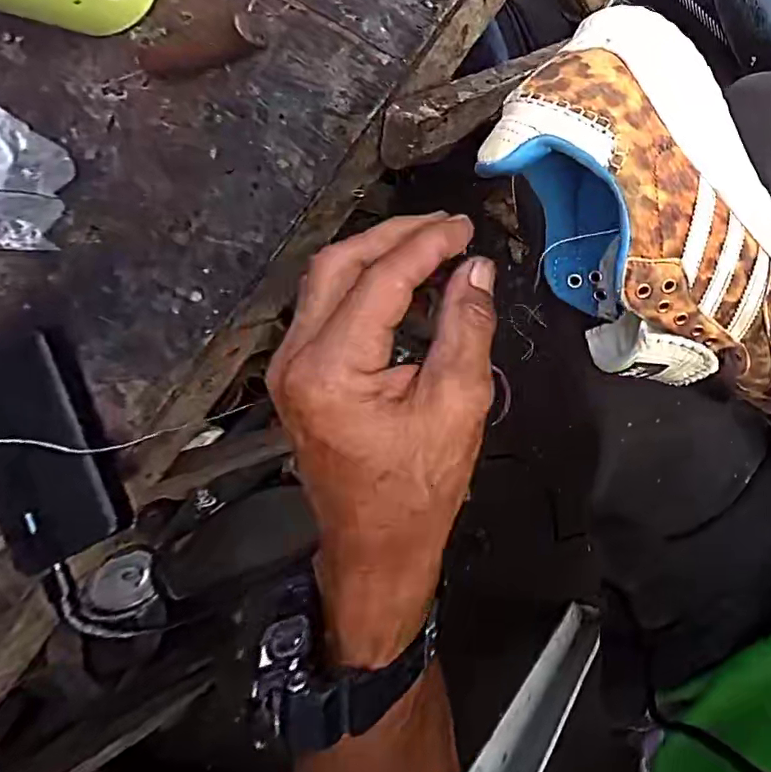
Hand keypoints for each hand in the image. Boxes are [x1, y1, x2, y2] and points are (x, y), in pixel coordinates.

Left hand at [268, 214, 496, 664]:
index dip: (428, 245)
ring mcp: (292, 366)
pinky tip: (413, 284)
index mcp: (331, 368)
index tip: (466, 229)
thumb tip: (478, 271)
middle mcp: (296, 359)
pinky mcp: (304, 374)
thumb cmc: (420, 486)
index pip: (381, 280)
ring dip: (382, 254)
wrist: (378, 545)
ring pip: (329, 280)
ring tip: (437, 245)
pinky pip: (332, 307)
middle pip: (338, 265)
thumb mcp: (459, 402)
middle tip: (449, 227)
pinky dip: (373, 283)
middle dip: (397, 235)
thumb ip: (467, 326)